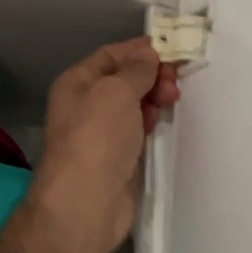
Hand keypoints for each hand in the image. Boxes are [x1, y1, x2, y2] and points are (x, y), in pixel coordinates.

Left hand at [31, 37, 180, 252]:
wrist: (87, 203)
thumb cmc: (96, 138)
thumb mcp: (116, 92)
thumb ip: (136, 70)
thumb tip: (148, 54)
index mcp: (76, 83)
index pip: (110, 55)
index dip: (139, 50)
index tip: (172, 49)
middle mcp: (86, 105)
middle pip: (124, 80)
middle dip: (151, 75)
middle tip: (174, 83)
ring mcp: (103, 133)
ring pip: (134, 105)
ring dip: (154, 98)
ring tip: (172, 101)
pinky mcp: (119, 158)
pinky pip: (139, 130)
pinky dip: (153, 122)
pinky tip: (164, 121)